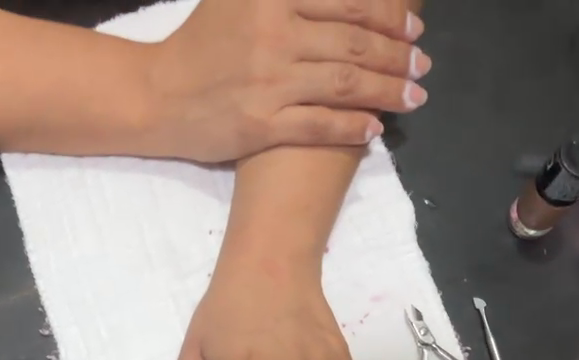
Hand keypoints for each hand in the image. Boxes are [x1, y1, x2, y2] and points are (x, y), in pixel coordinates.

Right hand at [142, 0, 430, 161]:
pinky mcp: (260, 125)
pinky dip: (352, 127)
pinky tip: (374, 129)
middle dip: (396, 55)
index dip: (389, 15)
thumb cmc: (199, 46)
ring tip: (411, 97)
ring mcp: (269, 82)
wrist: (157, 97)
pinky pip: (319, 125)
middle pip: (354, 42)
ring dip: (386, 90)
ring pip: (344, 83)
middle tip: (421, 65)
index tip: (412, 28)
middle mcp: (275, 34)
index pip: (349, 1)